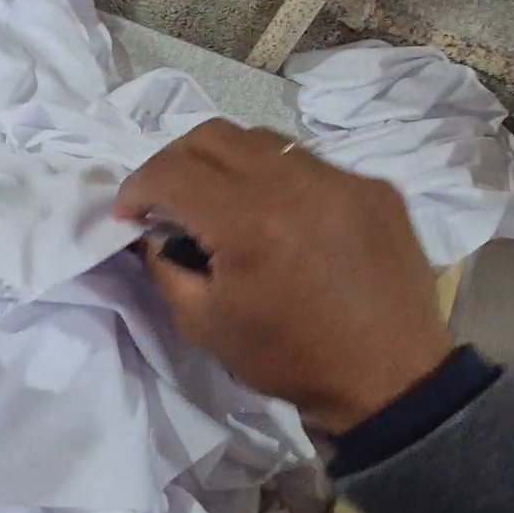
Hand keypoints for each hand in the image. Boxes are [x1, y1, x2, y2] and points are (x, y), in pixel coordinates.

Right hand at [116, 119, 454, 432]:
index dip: (135, 188)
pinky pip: (305, 163)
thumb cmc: (283, 356)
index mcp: (248, 223)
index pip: (172, 172)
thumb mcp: (200, 321)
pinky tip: (270, 219)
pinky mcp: (372, 187)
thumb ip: (164, 267)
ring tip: (212, 204)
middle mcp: (297, 184)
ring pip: (259, 140)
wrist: (386, 376)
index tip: (127, 215)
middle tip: (162, 201)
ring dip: (219, 164)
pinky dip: (269, 180)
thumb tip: (151, 234)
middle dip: (170, 163)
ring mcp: (342, 178)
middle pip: (212, 136)